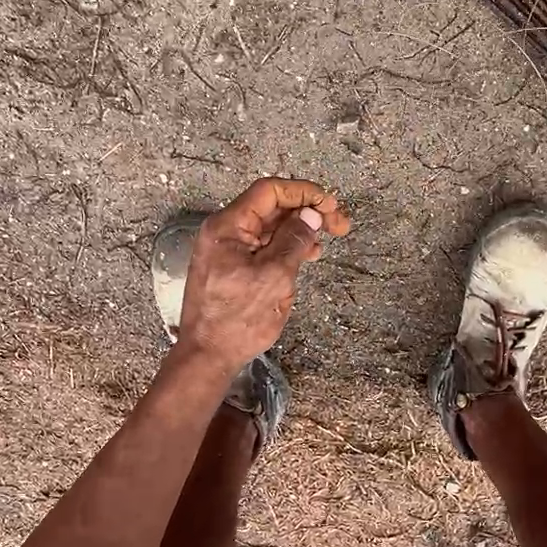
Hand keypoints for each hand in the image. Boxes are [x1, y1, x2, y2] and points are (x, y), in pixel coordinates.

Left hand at [177, 178, 351, 372]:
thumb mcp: (274, 277)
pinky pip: (263, 245)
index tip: (330, 205)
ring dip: (299, 229)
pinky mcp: (233, 266)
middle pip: (271, 207)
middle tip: (338, 224)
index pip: (269, 191)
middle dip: (306, 211)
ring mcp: (228, 249)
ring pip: (270, 226)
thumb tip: (311, 215)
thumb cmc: (236, 321)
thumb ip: (294, 240)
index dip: (304, 193)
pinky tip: (306, 254)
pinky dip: (287, 246)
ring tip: (324, 242)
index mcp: (227, 227)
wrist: (208, 355)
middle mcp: (225, 232)